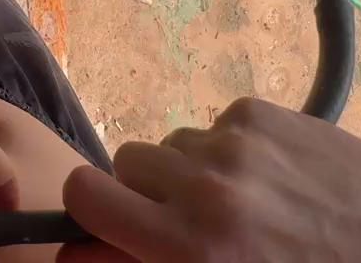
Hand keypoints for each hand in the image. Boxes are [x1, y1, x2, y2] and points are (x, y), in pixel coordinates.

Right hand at [59, 98, 360, 262]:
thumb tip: (75, 258)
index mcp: (194, 248)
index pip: (86, 194)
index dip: (90, 212)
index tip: (110, 228)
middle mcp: (206, 183)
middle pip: (125, 161)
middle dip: (146, 194)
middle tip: (192, 227)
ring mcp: (238, 140)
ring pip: (174, 144)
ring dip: (194, 175)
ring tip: (254, 211)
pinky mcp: (268, 113)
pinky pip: (220, 127)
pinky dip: (238, 154)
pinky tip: (284, 187)